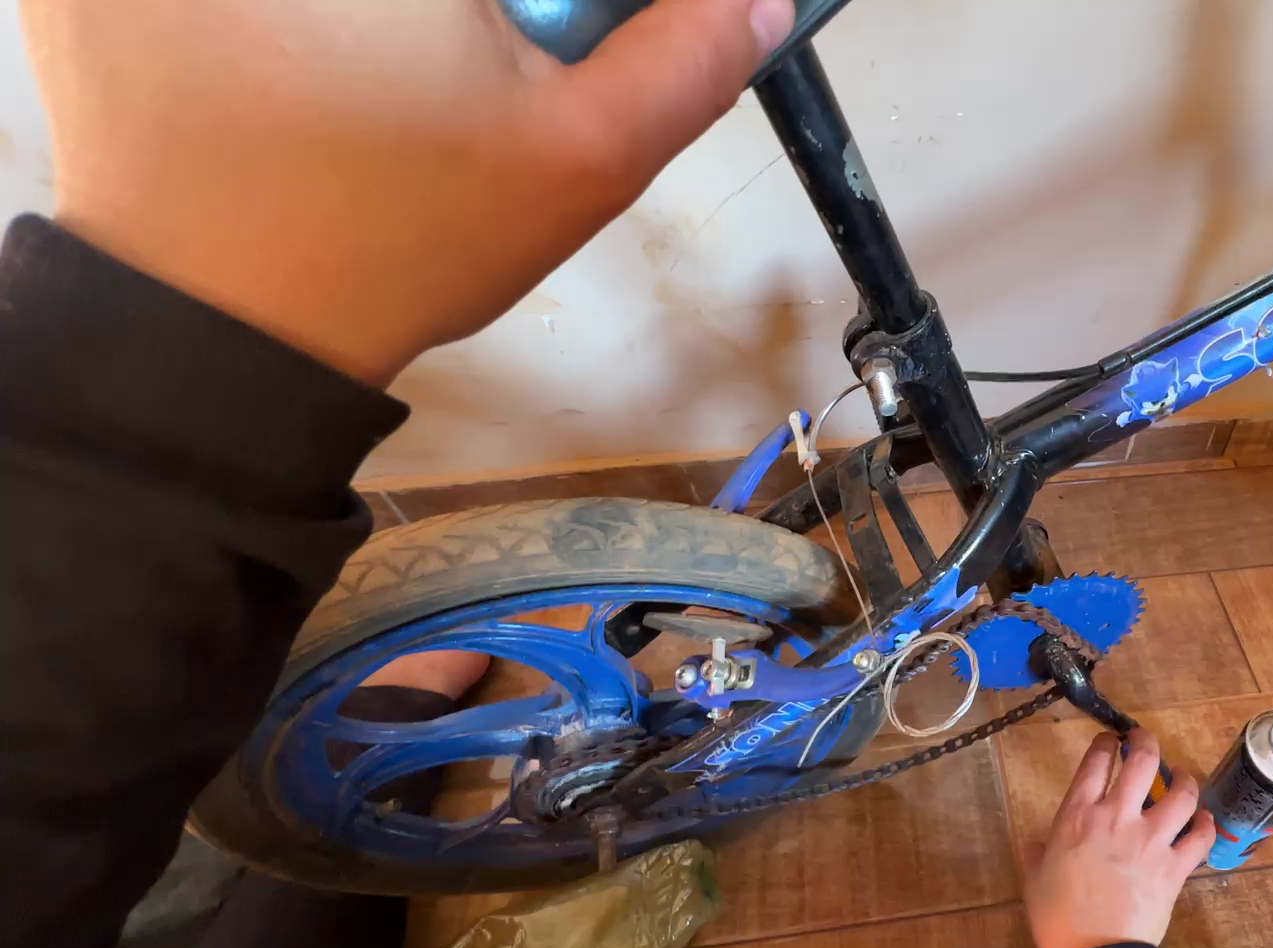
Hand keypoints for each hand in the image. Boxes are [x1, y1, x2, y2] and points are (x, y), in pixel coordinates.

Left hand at [22, 0, 794, 386]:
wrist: (229, 312)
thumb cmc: (419, 237)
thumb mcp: (587, 161)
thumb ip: (688, 68)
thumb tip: (764, 1)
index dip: (617, 18)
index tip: (630, 51)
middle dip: (541, 23)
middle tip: (529, 76)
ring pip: (440, 5)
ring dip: (480, 33)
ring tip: (445, 93)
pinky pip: (333, 7)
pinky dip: (386, 32)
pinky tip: (364, 77)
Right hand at [1024, 728, 1215, 947]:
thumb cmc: (1057, 916)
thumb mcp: (1035, 875)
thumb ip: (1039, 850)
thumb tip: (1040, 843)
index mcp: (1078, 814)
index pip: (1095, 761)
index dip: (1104, 742)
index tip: (1109, 740)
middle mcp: (1117, 816)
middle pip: (1141, 760)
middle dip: (1145, 741)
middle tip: (1144, 740)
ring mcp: (1151, 839)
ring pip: (1181, 792)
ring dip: (1184, 780)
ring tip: (1182, 778)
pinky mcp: (1175, 867)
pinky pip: (1200, 836)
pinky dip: (1205, 824)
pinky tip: (1203, 820)